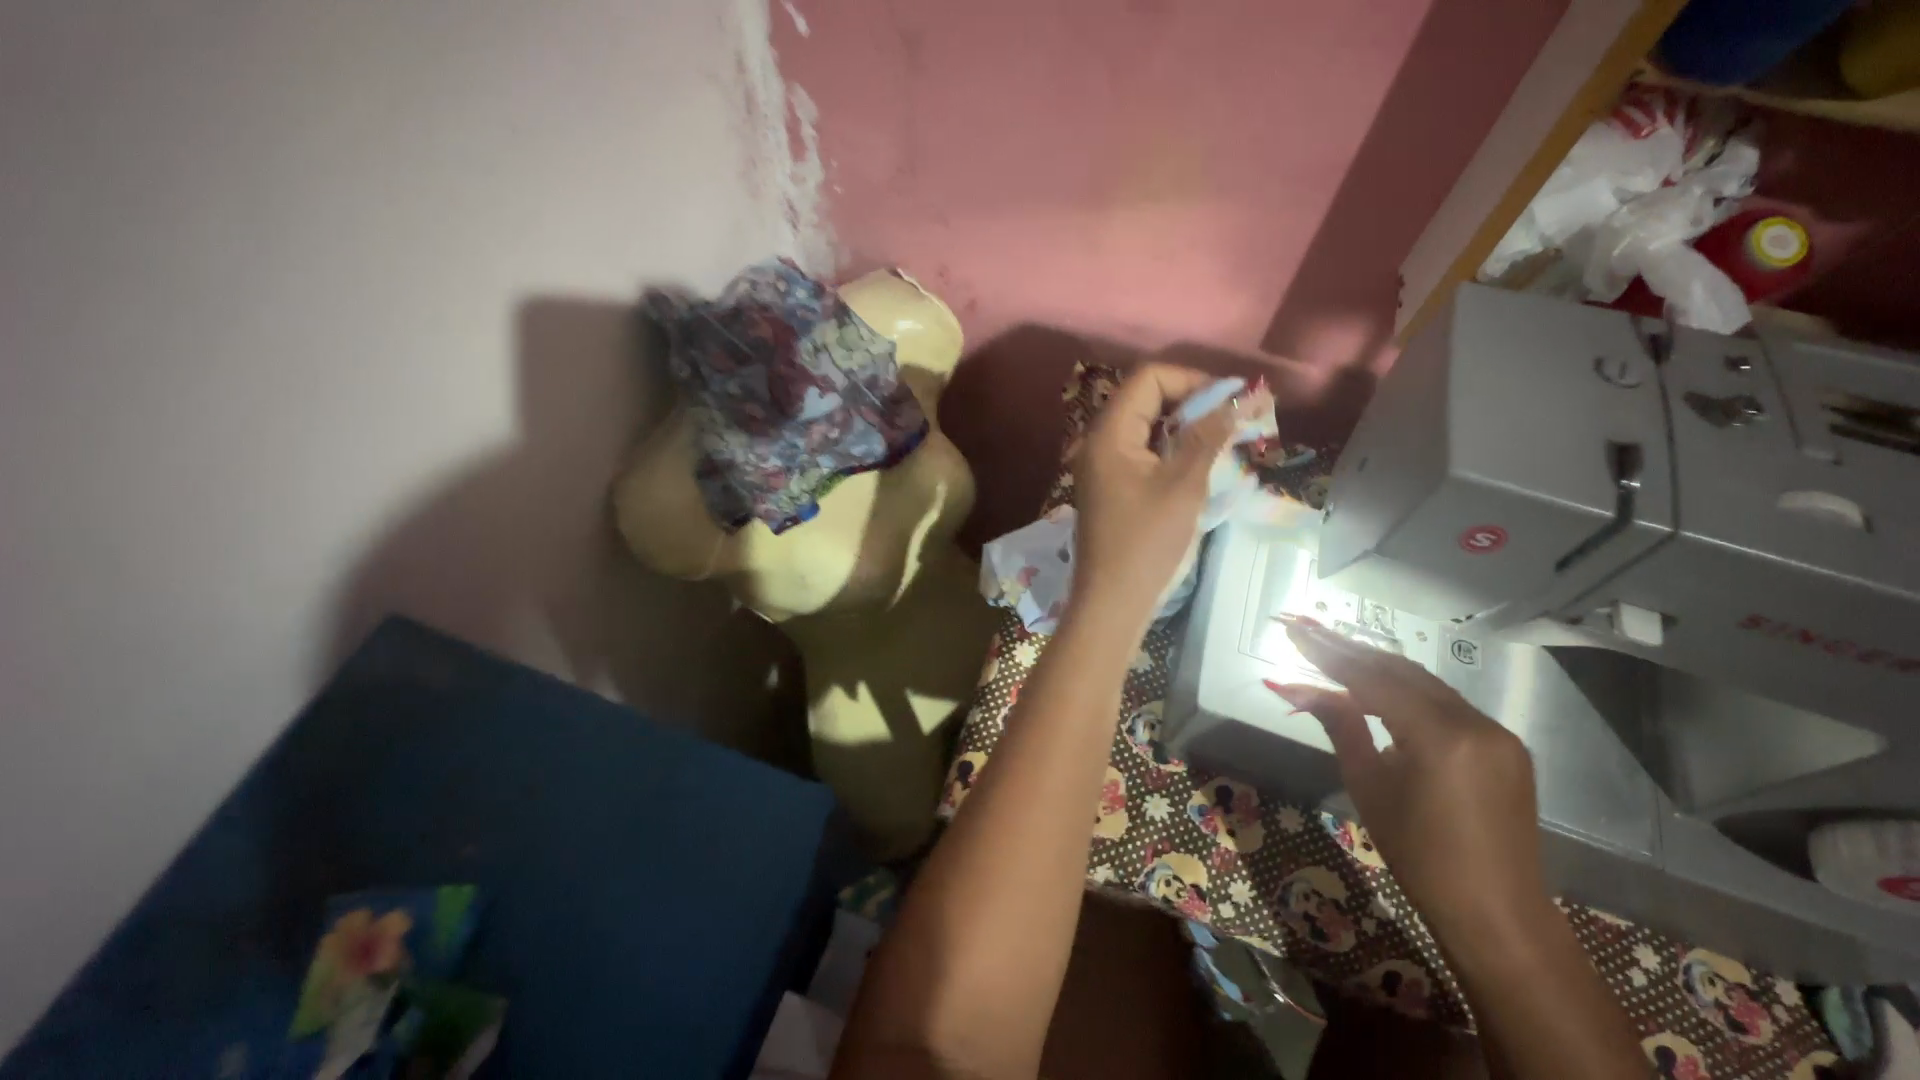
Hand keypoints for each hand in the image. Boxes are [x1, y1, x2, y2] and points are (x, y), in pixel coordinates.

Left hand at [1070, 364, 1239, 627]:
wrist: (1112, 602)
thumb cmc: (1147, 543)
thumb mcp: (1184, 486)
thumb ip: (1209, 436)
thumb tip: (1240, 398)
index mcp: (1108, 433)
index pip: (1149, 378)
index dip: (1192, 380)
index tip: (1230, 400)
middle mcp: (1098, 442)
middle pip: (1146, 398)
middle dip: (1192, 401)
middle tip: (1233, 420)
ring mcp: (1101, 466)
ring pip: (1146, 426)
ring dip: (1184, 426)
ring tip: (1223, 441)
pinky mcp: (1110, 487)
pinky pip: (1142, 452)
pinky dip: (1170, 450)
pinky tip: (1199, 465)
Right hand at [1266, 618, 1547, 946]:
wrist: (1495, 910)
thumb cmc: (1419, 856)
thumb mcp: (1369, 788)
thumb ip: (1341, 727)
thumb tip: (1302, 688)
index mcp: (1439, 735)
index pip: (1373, 679)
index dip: (1329, 654)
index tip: (1295, 631)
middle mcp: (1475, 721)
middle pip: (1403, 672)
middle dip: (1354, 652)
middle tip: (1310, 633)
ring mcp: (1498, 731)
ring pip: (1428, 685)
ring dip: (1382, 671)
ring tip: (1337, 655)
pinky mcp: (1507, 746)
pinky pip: (1450, 706)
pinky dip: (1412, 695)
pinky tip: (1383, 693)